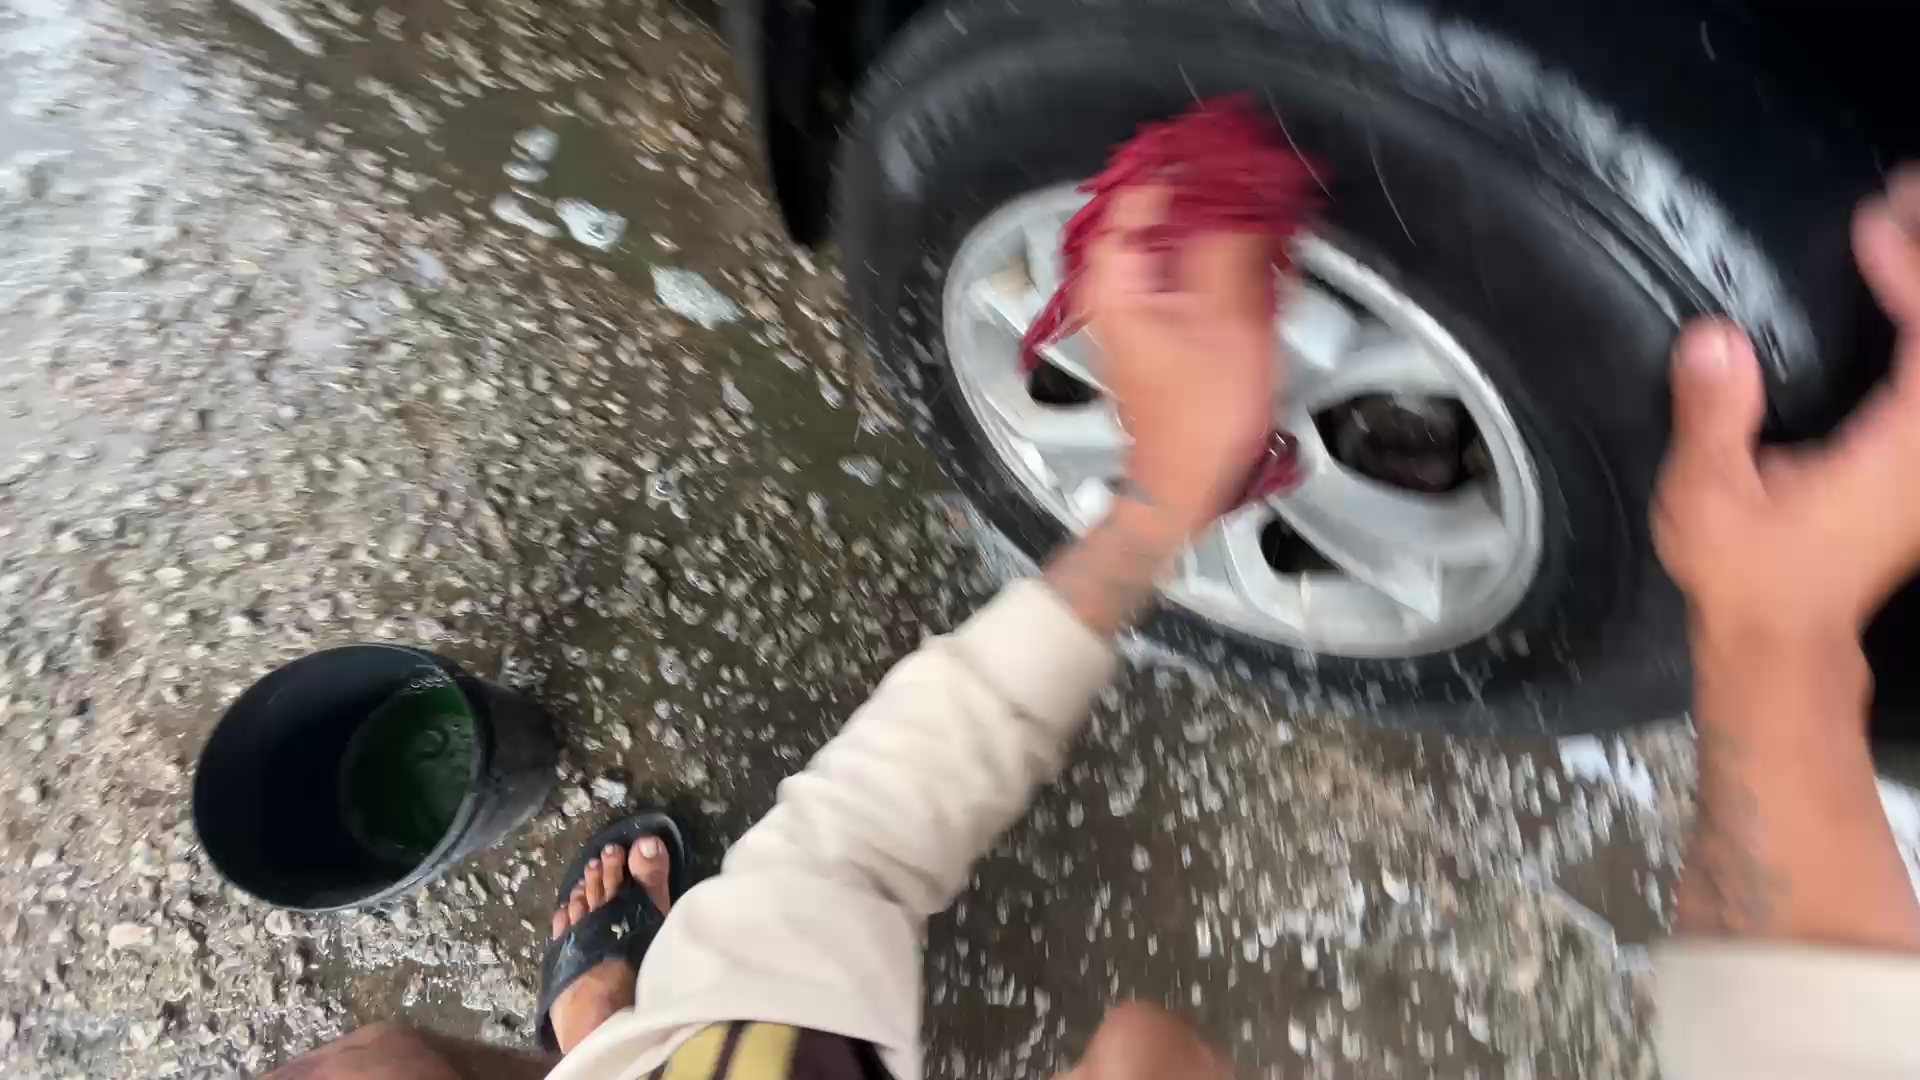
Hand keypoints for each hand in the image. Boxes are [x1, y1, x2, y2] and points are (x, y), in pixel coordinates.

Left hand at [1079, 187, 1278, 539]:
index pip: (1141, 190)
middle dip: (1214, 200)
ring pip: (1177, 246)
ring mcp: (1133, 313)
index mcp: (1117, 284)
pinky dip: (1219, 269)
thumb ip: (1230, 248)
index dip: (1189, 165)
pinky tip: (1254, 277)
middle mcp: (1114, 294)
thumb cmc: (1195, 427)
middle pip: (1160, 216)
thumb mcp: (1228, 326)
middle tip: (1259, 191)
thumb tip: (1238, 190)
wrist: (1182, 483)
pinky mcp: (1154, 331)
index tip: (1233, 151)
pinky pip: (1186, 280)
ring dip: (1223, 235)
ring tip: (1265, 237)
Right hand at [1653, 167, 1919, 646]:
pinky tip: (1900, 303)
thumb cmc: (1742, 566)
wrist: (1780, 627)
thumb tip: (1711, 338)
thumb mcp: (1707, 493)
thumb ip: (1714, 418)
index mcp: (1905, 446)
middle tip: (1906, 199)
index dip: (1913, 271)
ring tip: (1904, 239)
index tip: (1873, 226)